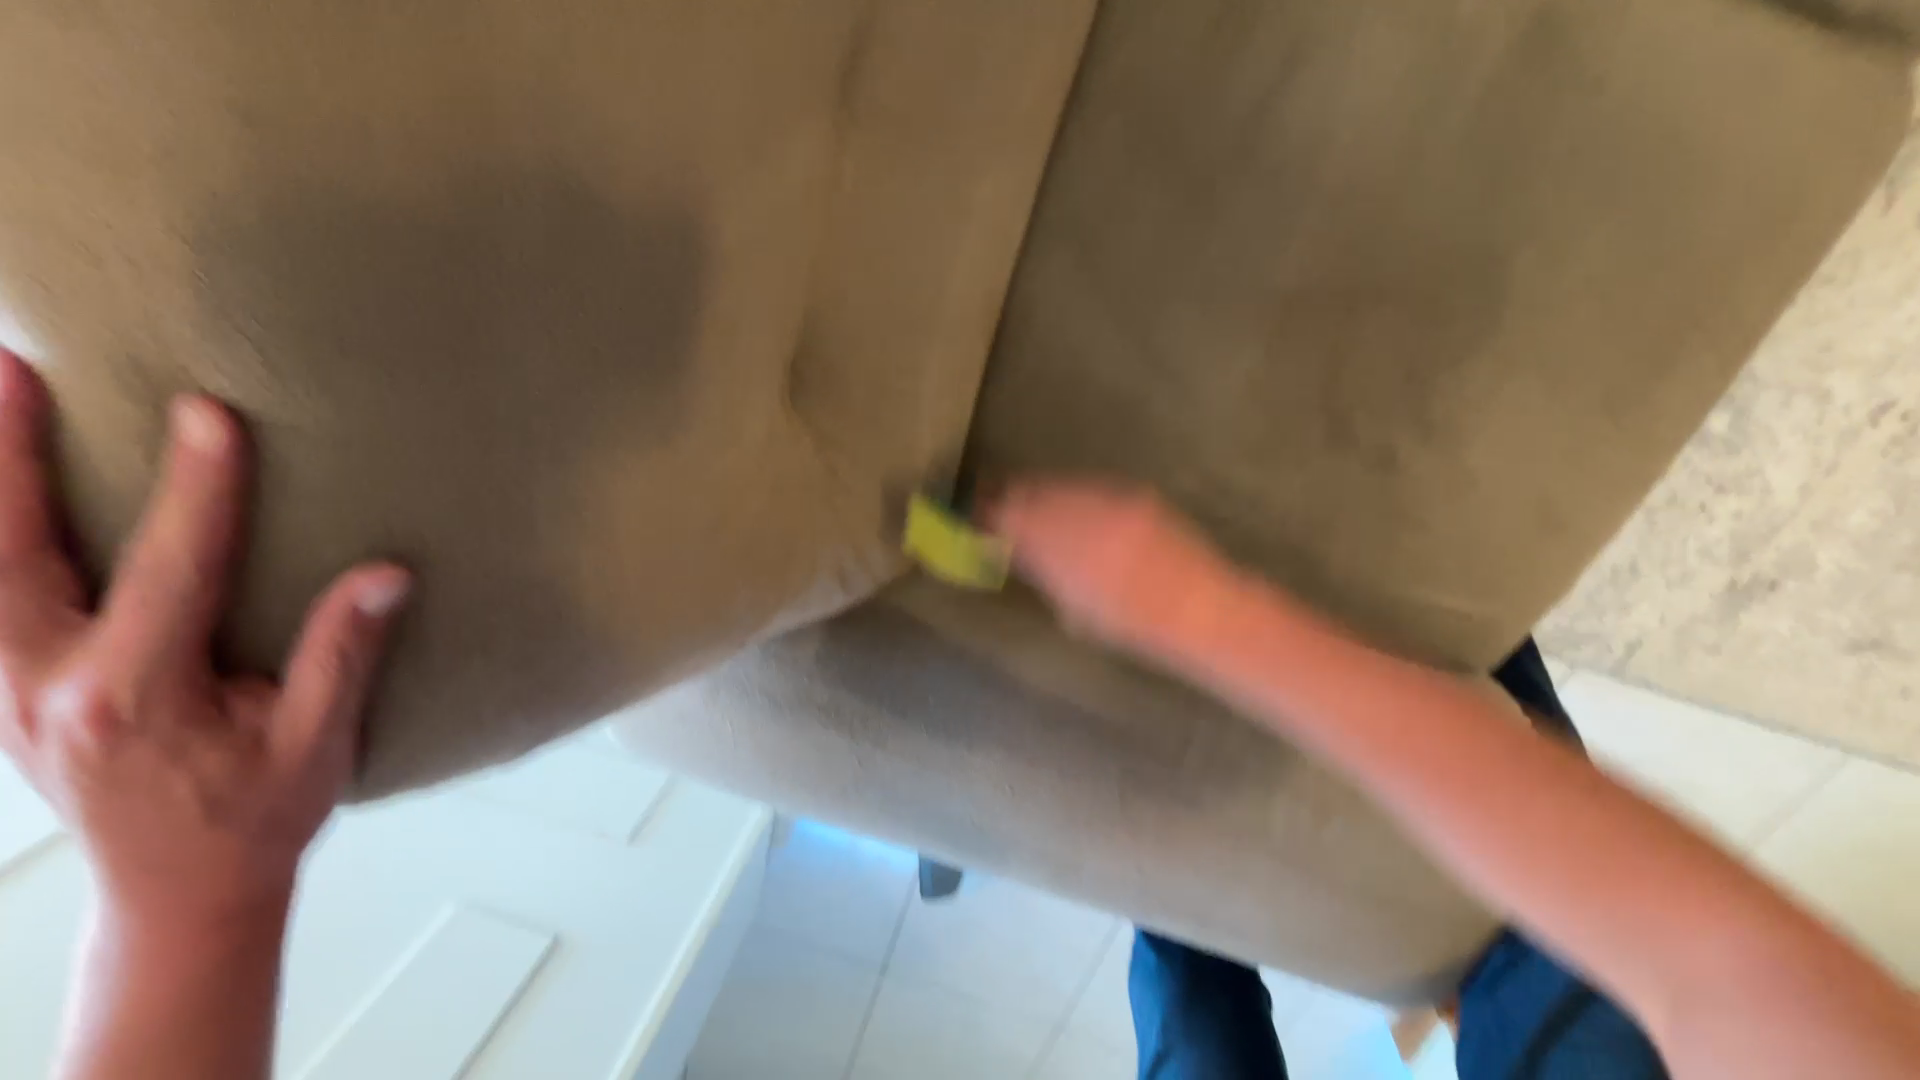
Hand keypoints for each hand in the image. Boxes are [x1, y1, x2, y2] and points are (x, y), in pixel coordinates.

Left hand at [0, 348, 408, 927]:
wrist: (181, 894)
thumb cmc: (261, 816)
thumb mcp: (319, 743)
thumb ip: (341, 654)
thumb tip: (385, 574)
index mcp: (136, 695)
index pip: (173, 568)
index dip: (198, 488)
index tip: (207, 414)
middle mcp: (47, 687)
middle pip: (11, 553)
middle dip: (10, 457)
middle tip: (13, 366)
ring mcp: (1, 695)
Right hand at [986, 480, 1243, 658]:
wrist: (1199, 608)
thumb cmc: (1132, 626)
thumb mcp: (1073, 607)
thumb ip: (1043, 572)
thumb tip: (1013, 550)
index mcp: (1058, 549)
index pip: (1006, 520)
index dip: (984, 515)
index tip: (970, 515)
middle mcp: (1079, 516)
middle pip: (1028, 495)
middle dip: (1006, 497)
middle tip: (989, 500)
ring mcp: (1108, 501)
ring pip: (1058, 487)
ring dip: (1037, 492)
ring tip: (1025, 498)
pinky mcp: (1133, 494)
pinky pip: (1088, 487)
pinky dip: (1071, 494)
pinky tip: (1069, 503)